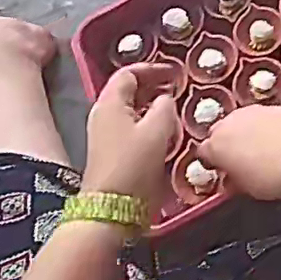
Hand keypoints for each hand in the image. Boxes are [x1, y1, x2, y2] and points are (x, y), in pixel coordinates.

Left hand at [81, 64, 180, 206]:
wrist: (111, 210)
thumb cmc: (134, 165)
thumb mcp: (157, 131)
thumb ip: (165, 107)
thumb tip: (166, 99)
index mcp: (110, 103)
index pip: (128, 73)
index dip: (152, 69)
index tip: (174, 73)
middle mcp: (103, 114)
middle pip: (128, 90)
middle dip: (153, 86)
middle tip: (177, 88)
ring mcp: (104, 134)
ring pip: (130, 109)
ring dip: (152, 105)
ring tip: (175, 108)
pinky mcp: (110, 151)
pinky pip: (131, 126)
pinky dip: (147, 122)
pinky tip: (164, 132)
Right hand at [197, 104, 280, 199]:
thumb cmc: (271, 176)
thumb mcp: (248, 188)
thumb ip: (234, 182)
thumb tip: (230, 181)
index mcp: (215, 146)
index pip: (204, 152)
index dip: (212, 163)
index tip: (222, 171)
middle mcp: (228, 123)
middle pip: (220, 133)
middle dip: (227, 144)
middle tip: (240, 160)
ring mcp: (250, 111)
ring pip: (240, 122)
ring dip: (245, 132)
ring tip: (261, 149)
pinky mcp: (271, 105)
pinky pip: (260, 117)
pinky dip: (263, 126)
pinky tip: (276, 139)